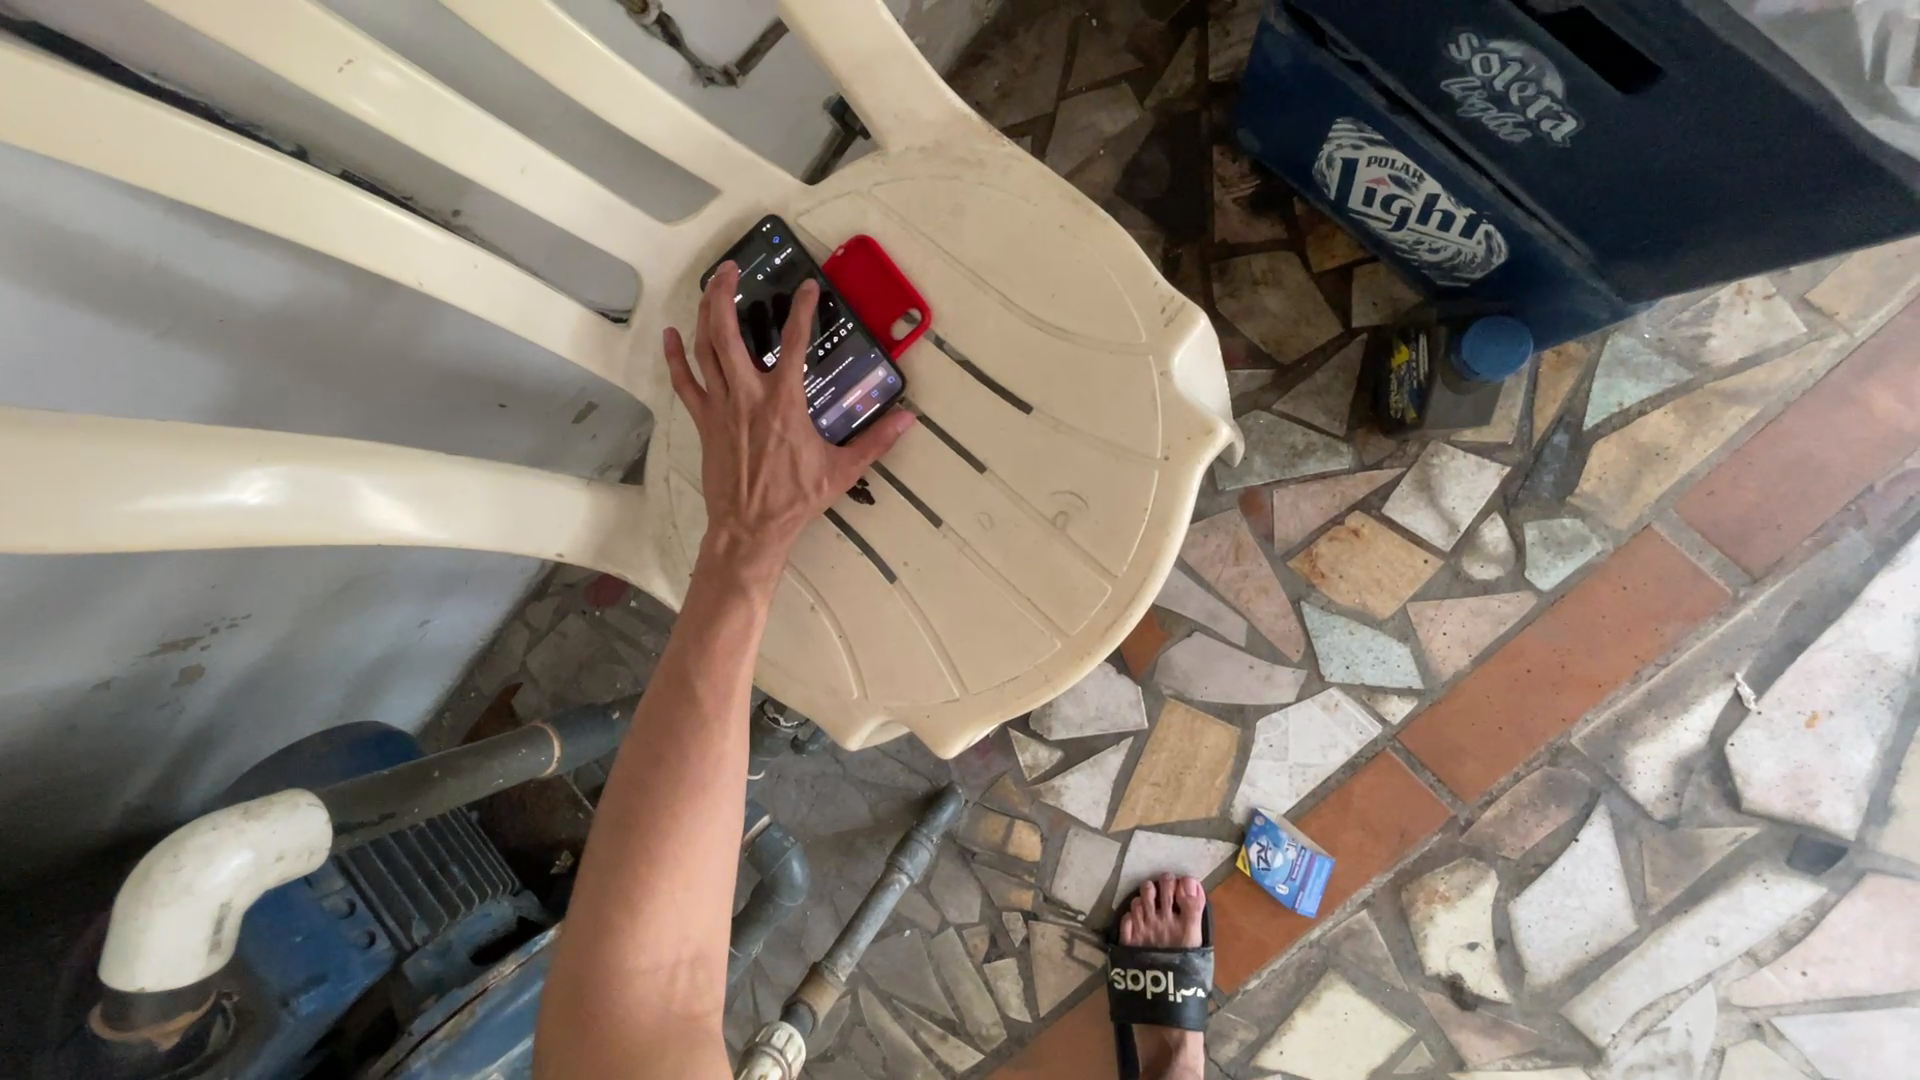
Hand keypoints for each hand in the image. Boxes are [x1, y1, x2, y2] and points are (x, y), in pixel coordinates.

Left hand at [666, 262, 914, 582]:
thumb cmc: (796, 499)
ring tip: (710, 288)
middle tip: (732, 270)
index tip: (809, 286)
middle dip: (725, 294)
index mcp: (784, 402)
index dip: (803, 310)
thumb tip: (908, 419)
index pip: (795, 343)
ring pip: (704, 348)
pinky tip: (670, 334)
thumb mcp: (843, 470)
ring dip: (704, 313)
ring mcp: (720, 406)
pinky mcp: (704, 422)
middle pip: (726, 332)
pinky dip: (675, 356)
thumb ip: (876, 441)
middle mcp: (748, 395)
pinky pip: (684, 382)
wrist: (751, 528)